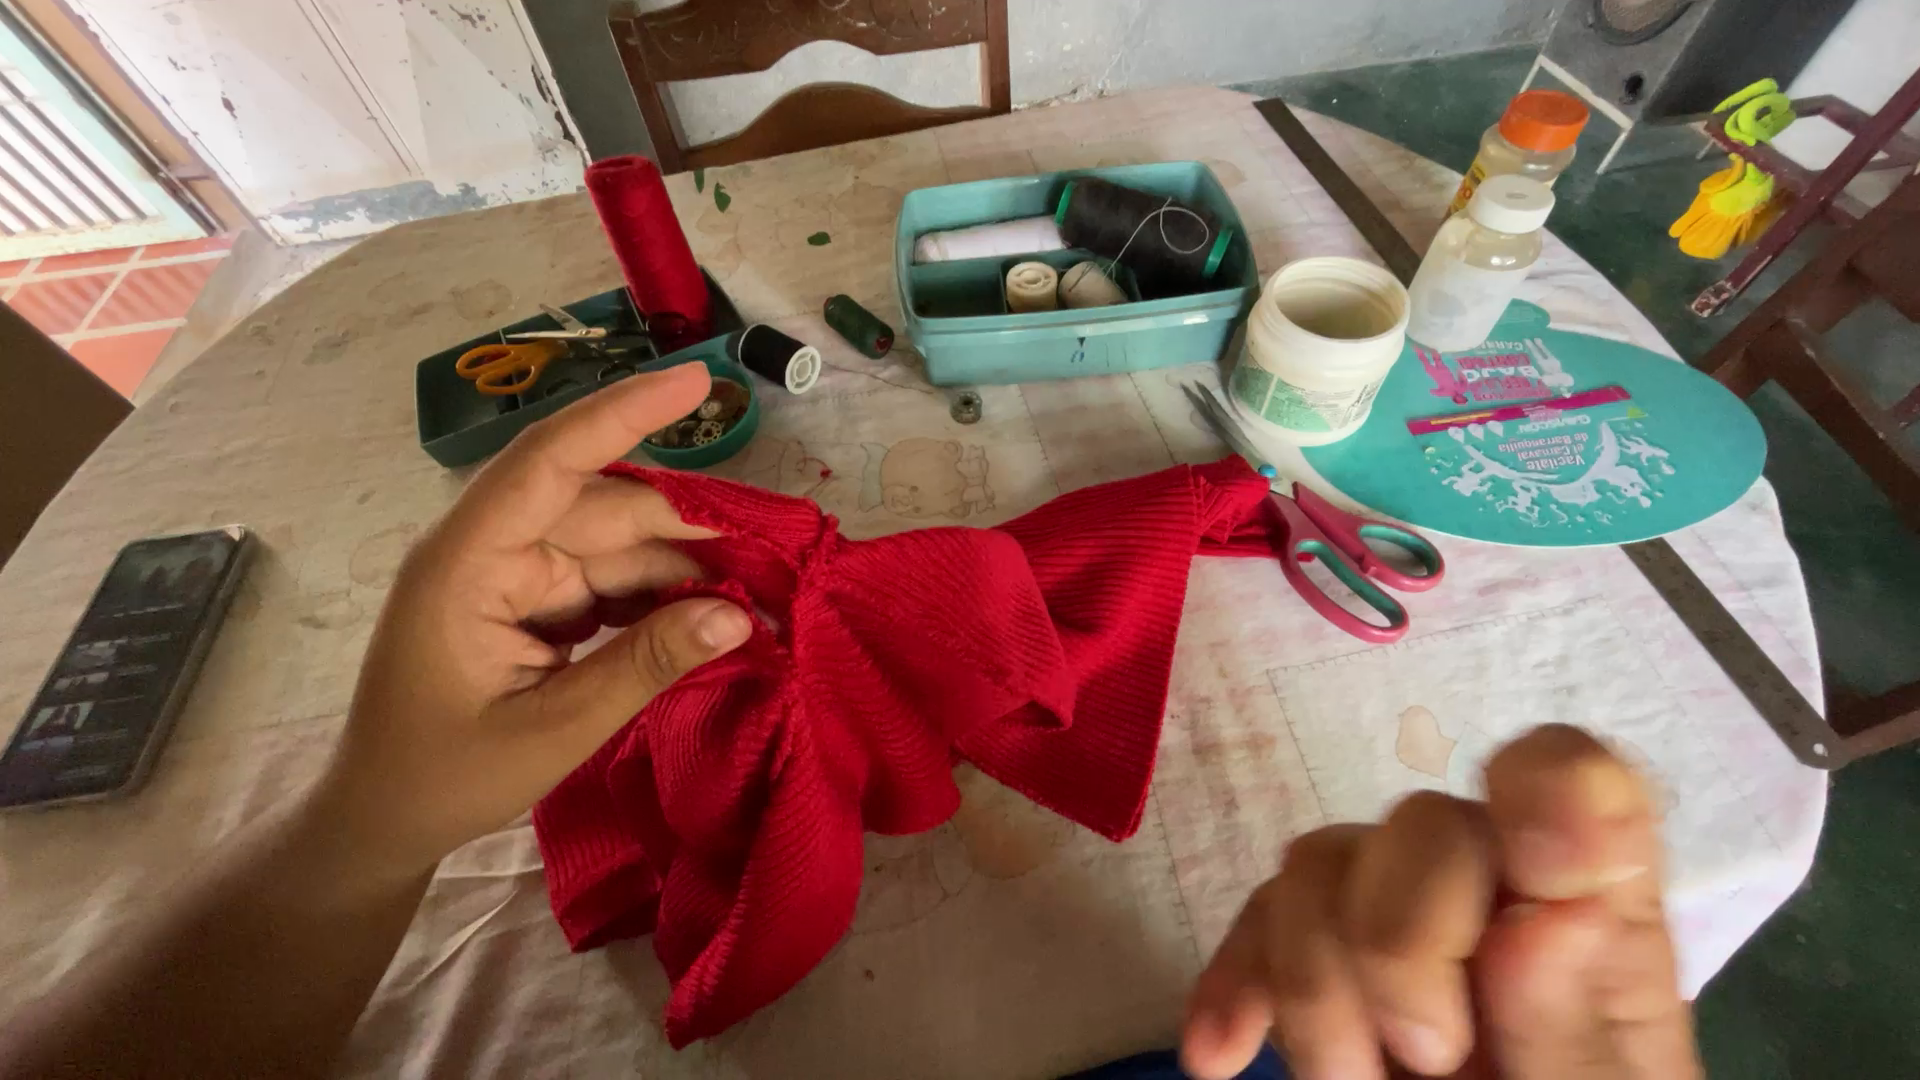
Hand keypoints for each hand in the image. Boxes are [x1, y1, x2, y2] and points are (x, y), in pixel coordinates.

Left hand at [312, 363, 752, 876]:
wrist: (384, 820)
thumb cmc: (443, 775)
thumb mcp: (554, 728)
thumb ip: (646, 666)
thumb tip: (739, 617)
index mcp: (469, 561)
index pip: (549, 461)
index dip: (623, 413)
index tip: (695, 382)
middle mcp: (497, 548)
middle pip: (609, 507)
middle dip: (692, 526)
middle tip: (771, 554)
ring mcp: (521, 572)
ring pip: (624, 543)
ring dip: (687, 564)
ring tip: (755, 590)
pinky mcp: (543, 599)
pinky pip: (618, 578)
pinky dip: (666, 593)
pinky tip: (711, 613)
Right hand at [1180, 725, 1700, 1079]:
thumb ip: (1575, 1029)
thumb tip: (1554, 921)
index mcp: (1584, 909)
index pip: (1571, 779)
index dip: (1546, 794)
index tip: (1544, 878)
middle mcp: (1474, 877)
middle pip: (1420, 824)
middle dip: (1401, 944)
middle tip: (1427, 1061)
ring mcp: (1377, 896)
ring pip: (1316, 864)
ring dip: (1316, 993)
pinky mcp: (1301, 934)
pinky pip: (1252, 917)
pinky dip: (1236, 984)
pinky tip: (1220, 1050)